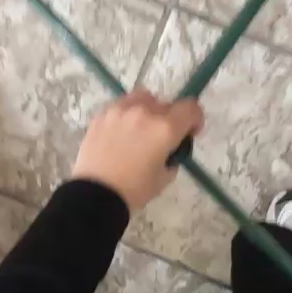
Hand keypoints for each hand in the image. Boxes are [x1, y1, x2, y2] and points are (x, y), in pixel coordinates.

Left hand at [70, 90, 204, 211]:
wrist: (95, 194)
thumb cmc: (134, 190)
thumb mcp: (165, 177)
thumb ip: (173, 156)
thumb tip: (170, 149)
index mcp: (165, 129)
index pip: (190, 108)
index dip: (195, 119)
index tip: (190, 132)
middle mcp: (144, 112)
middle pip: (167, 104)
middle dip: (171, 119)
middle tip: (162, 138)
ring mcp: (120, 110)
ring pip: (143, 98)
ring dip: (148, 110)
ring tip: (141, 129)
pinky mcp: (102, 115)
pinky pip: (121, 105)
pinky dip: (127, 114)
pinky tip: (121, 133)